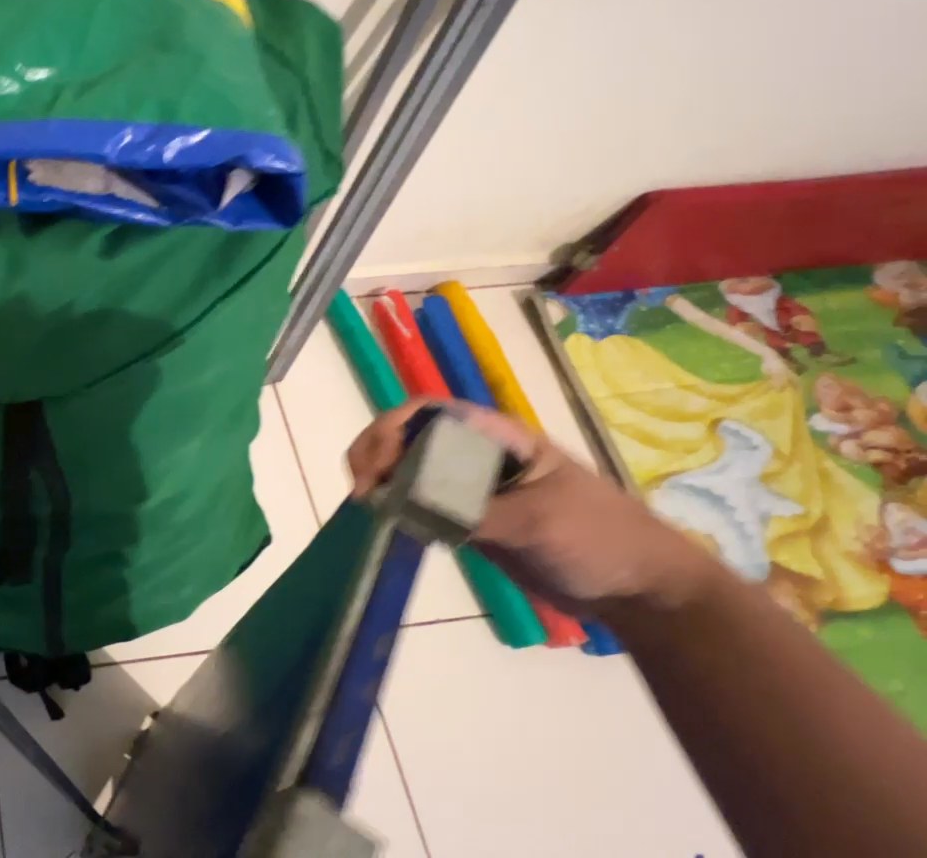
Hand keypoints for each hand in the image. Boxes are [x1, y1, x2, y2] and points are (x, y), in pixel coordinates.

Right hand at [347, 399, 720, 612]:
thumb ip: (471, 510)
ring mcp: (472, 487)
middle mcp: (477, 454)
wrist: (641, 591)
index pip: (427, 413)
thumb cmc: (601, 539)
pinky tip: (388, 526)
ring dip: (381, 483)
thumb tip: (406, 506)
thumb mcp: (538, 521)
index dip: (390, 430)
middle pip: (407, 437)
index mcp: (498, 437)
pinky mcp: (469, 519)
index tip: (376, 470)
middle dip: (375, 456)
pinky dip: (397, 510)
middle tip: (361, 494)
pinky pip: (420, 504)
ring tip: (367, 510)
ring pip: (408, 470)